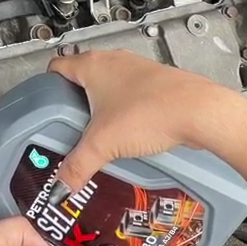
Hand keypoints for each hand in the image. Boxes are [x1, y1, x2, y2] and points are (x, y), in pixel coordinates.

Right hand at [47, 50, 246, 191]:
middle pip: (83, 75)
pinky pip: (132, 91)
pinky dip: (126, 106)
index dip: (48, 85)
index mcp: (92, 65)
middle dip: (76, 99)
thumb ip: (78, 165)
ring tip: (100, 130)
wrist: (199, 111)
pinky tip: (129, 130)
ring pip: (109, 83)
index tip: (47, 105)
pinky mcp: (157, 81)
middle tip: (72, 125)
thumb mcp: (104, 143)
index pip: (57, 65)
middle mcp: (113, 60)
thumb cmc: (150, 112)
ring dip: (103, 103)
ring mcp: (137, 68)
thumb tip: (62, 185)